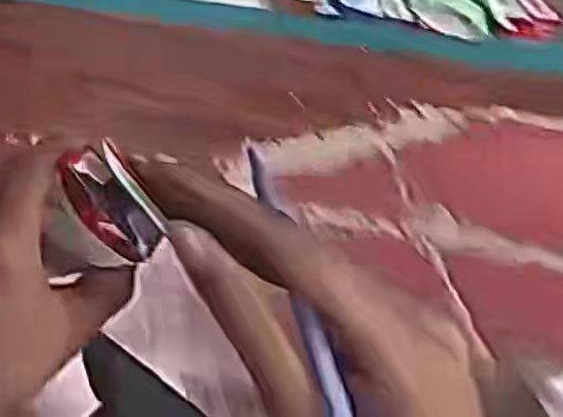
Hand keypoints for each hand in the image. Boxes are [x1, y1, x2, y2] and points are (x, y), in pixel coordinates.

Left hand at [0, 142, 139, 416]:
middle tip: (58, 186)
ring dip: (2, 191)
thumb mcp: (61, 334)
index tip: (80, 145)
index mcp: (4, 239)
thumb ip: (101, 291)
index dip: (58, 147)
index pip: (32, 166)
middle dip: (34, 169)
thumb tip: (126, 261)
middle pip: (4, 168)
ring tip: (19, 220)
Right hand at [135, 161, 501, 416]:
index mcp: (397, 333)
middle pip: (290, 239)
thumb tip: (184, 234)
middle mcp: (413, 312)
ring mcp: (412, 319)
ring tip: (170, 190)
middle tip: (148, 171)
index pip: (285, 243)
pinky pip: (313, 272)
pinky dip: (260, 249)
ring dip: (230, 219)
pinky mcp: (399, 328)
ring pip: (298, 249)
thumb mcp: (295, 409)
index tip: (153, 168)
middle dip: (212, 201)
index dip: (212, 199)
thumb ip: (243, 321)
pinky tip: (221, 230)